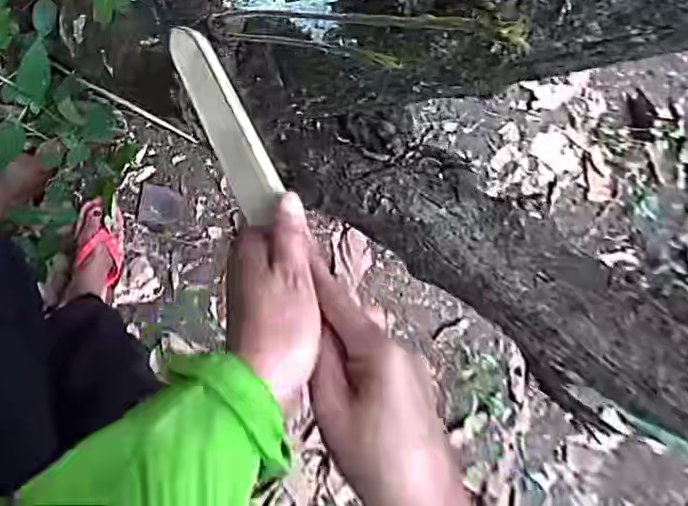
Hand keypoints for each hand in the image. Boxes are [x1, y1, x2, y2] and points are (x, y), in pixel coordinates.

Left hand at [225, 192, 319, 410]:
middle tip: (320, 282)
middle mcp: (241, 261)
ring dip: (303, 283)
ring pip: (282, 272)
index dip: (299, 234)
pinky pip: (281, 294)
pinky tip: (310, 317)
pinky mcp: (255, 310)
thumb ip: (290, 234)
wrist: (263, 378)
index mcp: (247, 245)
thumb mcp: (295, 273)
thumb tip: (286, 198)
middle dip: (303, 260)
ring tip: (319, 302)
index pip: (272, 220)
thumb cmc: (280, 328)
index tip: (315, 252)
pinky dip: (298, 302)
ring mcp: (246, 286)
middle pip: (279, 247)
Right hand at [309, 252, 467, 505]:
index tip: (286, 227)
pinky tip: (325, 345)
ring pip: (353, 328)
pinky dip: (341, 338)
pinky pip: (365, 347)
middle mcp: (395, 347)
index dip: (305, 259)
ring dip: (325, 318)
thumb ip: (316, 353)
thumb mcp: (330, 403)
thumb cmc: (377, 461)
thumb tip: (305, 319)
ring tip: (295, 309)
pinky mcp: (406, 382)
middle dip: (311, 290)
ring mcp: (405, 365)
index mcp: (376, 347)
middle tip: (281, 268)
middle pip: (342, 307)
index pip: (330, 292)